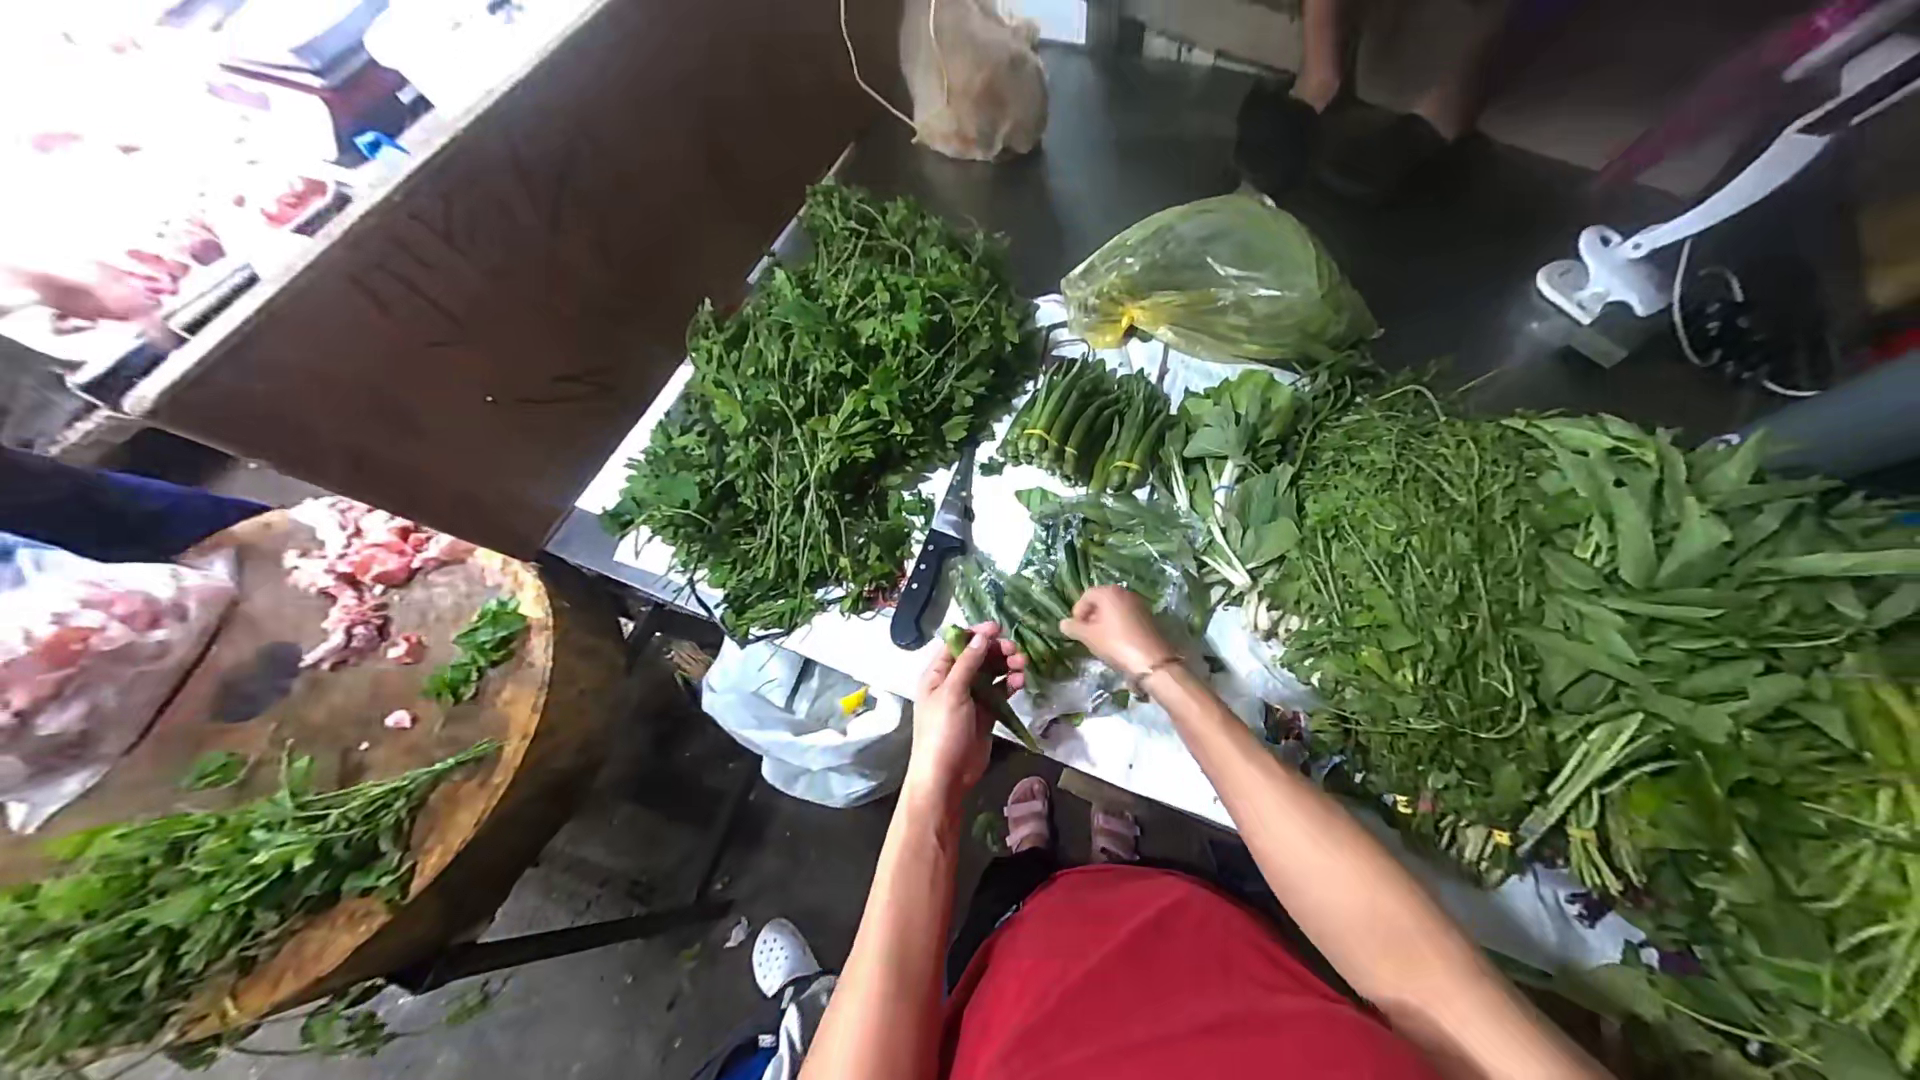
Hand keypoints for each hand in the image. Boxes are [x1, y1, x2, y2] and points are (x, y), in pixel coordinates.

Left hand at [908, 621, 1025, 809]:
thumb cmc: (941, 732)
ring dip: (1006, 665)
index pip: (956, 644)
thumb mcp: (952, 693)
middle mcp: (953, 682)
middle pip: (977, 657)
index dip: (975, 633)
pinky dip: (1009, 684)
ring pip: (991, 673)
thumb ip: (968, 663)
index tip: (997, 627)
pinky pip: (999, 692)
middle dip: (995, 650)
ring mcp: (970, 698)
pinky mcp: (985, 713)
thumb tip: (981, 636)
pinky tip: (1020, 682)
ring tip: (1022, 664)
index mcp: (937, 674)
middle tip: (1014, 649)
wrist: (946, 776)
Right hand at [1058, 586, 1177, 676]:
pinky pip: (1126, 616)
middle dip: (1090, 616)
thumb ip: (1074, 628)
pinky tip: (1116, 641)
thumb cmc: (1116, 643)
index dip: (1078, 611)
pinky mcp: (1148, 617)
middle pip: (1101, 601)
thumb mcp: (1089, 637)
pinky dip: (1117, 625)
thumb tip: (1063, 623)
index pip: (1086, 596)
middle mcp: (1125, 593)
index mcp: (1109, 592)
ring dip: (1104, 621)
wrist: (1152, 661)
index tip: (1075, 628)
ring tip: (1099, 639)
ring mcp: (1139, 604)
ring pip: (1114, 609)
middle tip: (1085, 634)